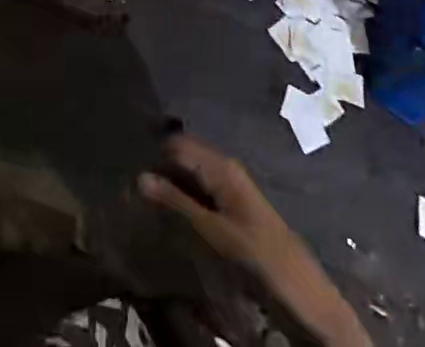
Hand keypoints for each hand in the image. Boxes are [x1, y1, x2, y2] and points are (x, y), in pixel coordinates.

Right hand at [140, 134, 371, 346]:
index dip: (155, 152)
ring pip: (191, 171)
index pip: (179, 143)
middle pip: (185, 154)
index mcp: (221, 166)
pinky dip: (183, 194)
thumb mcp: (211, 229)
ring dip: (170, 181)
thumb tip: (140, 176)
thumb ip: (176, 202)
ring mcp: (229, 182)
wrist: (296, 282)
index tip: (128, 166)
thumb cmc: (254, 252)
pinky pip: (200, 186)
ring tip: (143, 197)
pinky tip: (168, 209)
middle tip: (131, 187)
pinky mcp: (231, 200)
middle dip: (160, 166)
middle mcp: (225, 166)